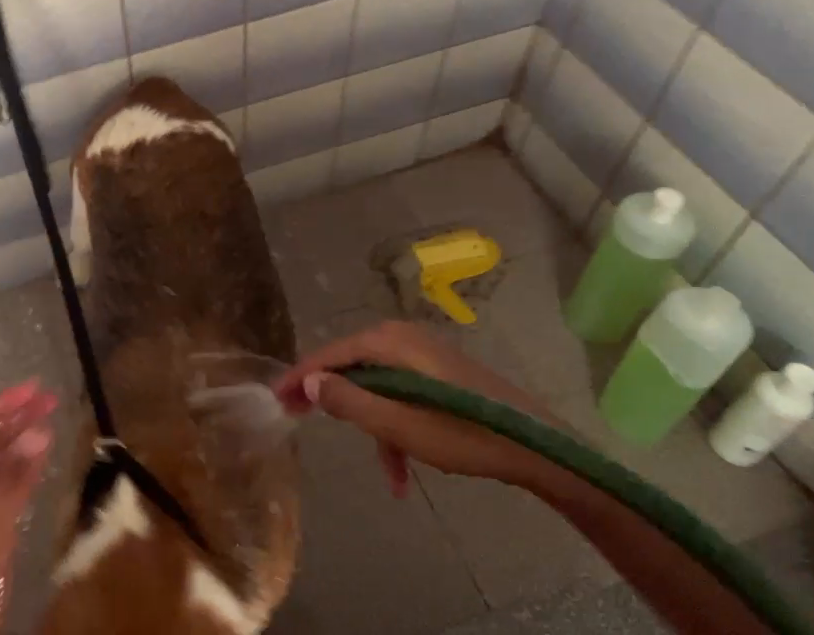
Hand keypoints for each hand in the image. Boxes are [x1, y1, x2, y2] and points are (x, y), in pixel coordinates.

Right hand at [274, 321, 549, 493]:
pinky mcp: (441, 375)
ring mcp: (424, 355)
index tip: (275, 397)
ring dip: (372, 427)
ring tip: (384, 474)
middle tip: (300, 420)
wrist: (538, 446)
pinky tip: (405, 471)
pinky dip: (397, 428)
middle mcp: (403, 338)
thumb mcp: (398, 424)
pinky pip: (402, 395)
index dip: (300, 376)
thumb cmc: (463, 432)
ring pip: (378, 387)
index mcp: (389, 341)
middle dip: (332, 399)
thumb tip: (309, 381)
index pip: (330, 354)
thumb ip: (349, 401)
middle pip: (351, 367)